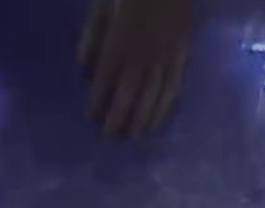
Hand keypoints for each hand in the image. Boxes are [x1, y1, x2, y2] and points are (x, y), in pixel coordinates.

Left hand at [79, 0, 189, 137]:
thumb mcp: (103, 2)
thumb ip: (92, 34)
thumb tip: (82, 68)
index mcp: (121, 36)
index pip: (105, 78)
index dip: (97, 101)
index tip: (89, 118)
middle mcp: (144, 50)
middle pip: (130, 93)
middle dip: (117, 118)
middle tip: (109, 138)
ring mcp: (166, 52)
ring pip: (154, 94)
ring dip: (142, 119)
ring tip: (133, 137)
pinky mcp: (182, 50)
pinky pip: (174, 85)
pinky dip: (165, 107)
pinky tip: (157, 122)